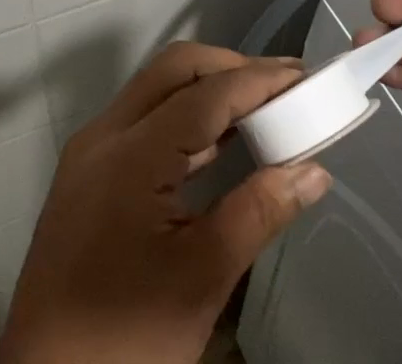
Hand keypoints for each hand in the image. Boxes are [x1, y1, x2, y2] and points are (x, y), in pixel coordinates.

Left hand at [0, 43, 332, 363]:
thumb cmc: (127, 333)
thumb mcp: (203, 274)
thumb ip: (260, 211)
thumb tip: (313, 172)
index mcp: (129, 157)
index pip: (205, 94)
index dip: (259, 80)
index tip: (307, 78)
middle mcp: (103, 139)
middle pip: (173, 71)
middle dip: (231, 69)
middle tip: (283, 89)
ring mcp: (90, 155)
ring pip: (155, 92)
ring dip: (208, 90)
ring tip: (264, 109)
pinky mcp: (88, 177)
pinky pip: (142, 123)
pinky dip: (185, 118)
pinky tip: (222, 143)